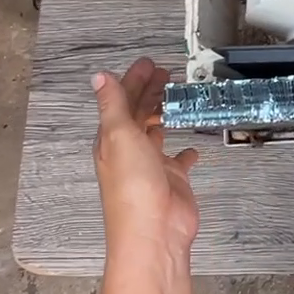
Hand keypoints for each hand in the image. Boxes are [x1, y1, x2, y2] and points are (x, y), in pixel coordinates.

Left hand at [92, 58, 199, 259]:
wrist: (154, 230)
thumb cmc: (133, 185)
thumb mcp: (119, 137)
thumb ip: (113, 105)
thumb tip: (100, 77)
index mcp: (113, 139)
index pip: (122, 101)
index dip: (134, 80)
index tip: (149, 63)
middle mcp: (130, 151)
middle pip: (139, 114)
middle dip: (150, 92)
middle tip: (166, 73)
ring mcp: (152, 165)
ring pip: (157, 132)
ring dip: (165, 113)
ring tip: (179, 97)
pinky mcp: (173, 179)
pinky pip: (180, 159)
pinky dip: (186, 150)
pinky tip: (193, 145)